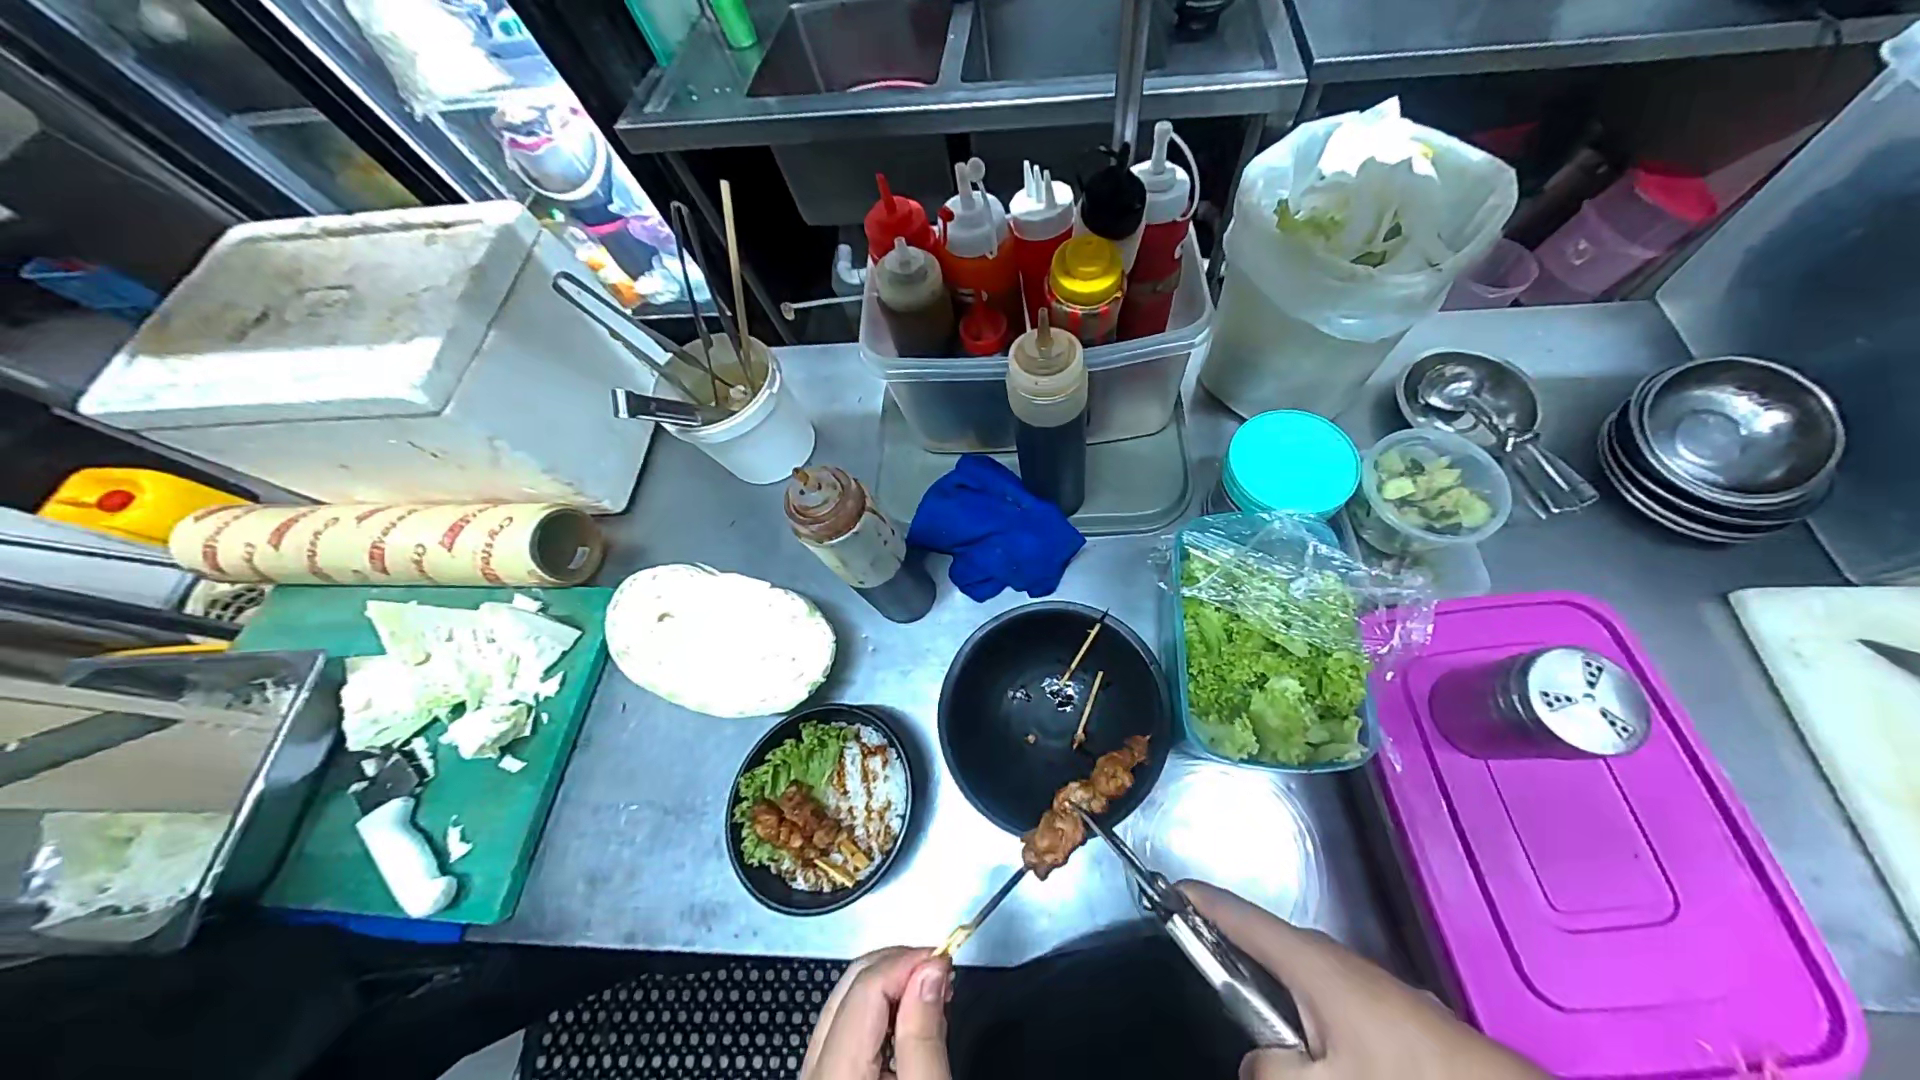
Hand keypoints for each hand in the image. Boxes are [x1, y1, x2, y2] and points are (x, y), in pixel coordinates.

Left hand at [800, 947, 951, 1079]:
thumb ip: (925, 1037)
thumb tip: (931, 970)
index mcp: (834, 1073)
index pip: (867, 985)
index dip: (908, 961)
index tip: (944, 960)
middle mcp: (812, 1069)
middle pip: (851, 984)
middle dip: (899, 966)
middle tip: (939, 973)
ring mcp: (812, 1073)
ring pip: (846, 1000)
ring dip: (890, 984)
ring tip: (929, 994)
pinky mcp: (824, 1077)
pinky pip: (844, 1026)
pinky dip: (878, 1010)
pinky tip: (906, 1019)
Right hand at [1180, 881, 1546, 1079]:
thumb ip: (1270, 1071)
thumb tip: (1256, 1062)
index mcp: (1312, 963)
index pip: (1239, 915)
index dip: (1199, 900)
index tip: (1167, 889)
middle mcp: (1337, 961)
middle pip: (1268, 947)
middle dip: (1236, 957)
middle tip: (1209, 977)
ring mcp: (1371, 985)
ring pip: (1304, 982)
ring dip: (1279, 1000)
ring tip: (1279, 1043)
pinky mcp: (1395, 1013)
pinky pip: (1333, 1004)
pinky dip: (1314, 1019)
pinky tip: (1329, 1061)